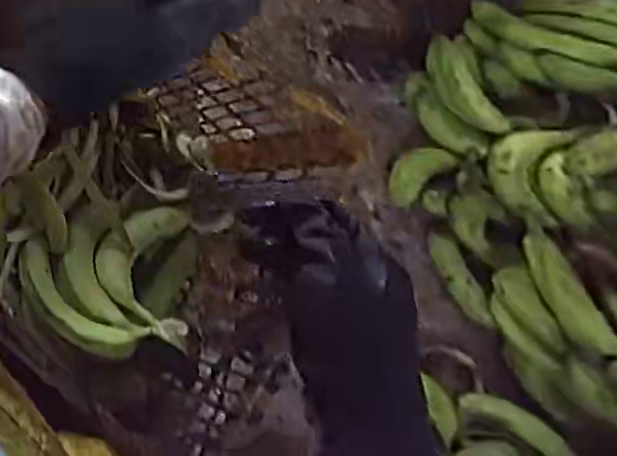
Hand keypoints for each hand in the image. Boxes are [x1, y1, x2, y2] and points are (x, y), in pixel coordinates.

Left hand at [10, 0, 257, 125]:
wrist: (40, 85)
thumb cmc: (107, 56)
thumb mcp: (171, 35)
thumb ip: (215, 10)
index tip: (211, 9)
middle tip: (194, 33)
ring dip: (172, 16)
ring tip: (172, 48)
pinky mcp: (92, 11)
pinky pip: (136, 7)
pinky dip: (150, 27)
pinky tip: (148, 55)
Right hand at [259, 201, 434, 455]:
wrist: (363, 415)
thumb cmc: (346, 336)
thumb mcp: (329, 271)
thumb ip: (315, 231)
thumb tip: (291, 202)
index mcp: (374, 256)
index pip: (327, 210)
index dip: (289, 202)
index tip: (251, 203)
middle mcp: (368, 274)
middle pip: (317, 233)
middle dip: (278, 225)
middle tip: (242, 223)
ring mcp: (353, 301)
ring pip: (308, 260)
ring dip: (275, 250)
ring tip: (243, 250)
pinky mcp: (336, 326)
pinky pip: (304, 287)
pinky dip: (280, 277)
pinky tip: (258, 282)